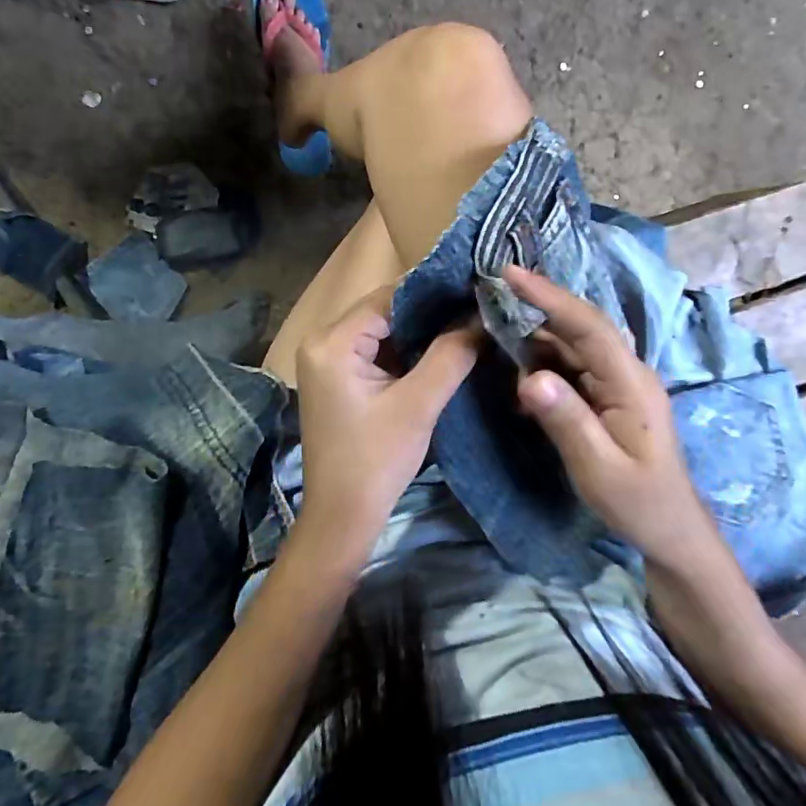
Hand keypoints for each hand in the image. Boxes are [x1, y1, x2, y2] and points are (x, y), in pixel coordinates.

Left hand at [293, 286, 480, 564]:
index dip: (434, 291)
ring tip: (468, 323)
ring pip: (384, 330)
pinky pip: (378, 350)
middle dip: (431, 311)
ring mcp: (328, 360)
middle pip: (385, 310)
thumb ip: (451, 355)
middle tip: (478, 307)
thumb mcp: (419, 405)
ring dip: (422, 330)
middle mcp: (323, 342)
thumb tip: (482, 316)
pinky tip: (443, 348)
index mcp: (332, 342)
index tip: (476, 289)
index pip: (390, 297)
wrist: (343, 515)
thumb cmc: (376, 461)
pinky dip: (408, 349)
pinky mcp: (339, 377)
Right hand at [504, 266, 716, 567]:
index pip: (588, 327)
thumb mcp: (598, 468)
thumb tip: (528, 376)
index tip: (511, 273)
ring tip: (495, 339)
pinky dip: (544, 370)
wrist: (671, 530)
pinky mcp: (610, 398)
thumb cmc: (638, 502)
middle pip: (579, 329)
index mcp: (630, 383)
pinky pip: (573, 371)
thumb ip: (566, 420)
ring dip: (536, 343)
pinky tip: (520, 384)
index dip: (550, 297)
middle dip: (537, 309)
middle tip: (491, 298)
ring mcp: (619, 384)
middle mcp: (627, 373)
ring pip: (573, 349)